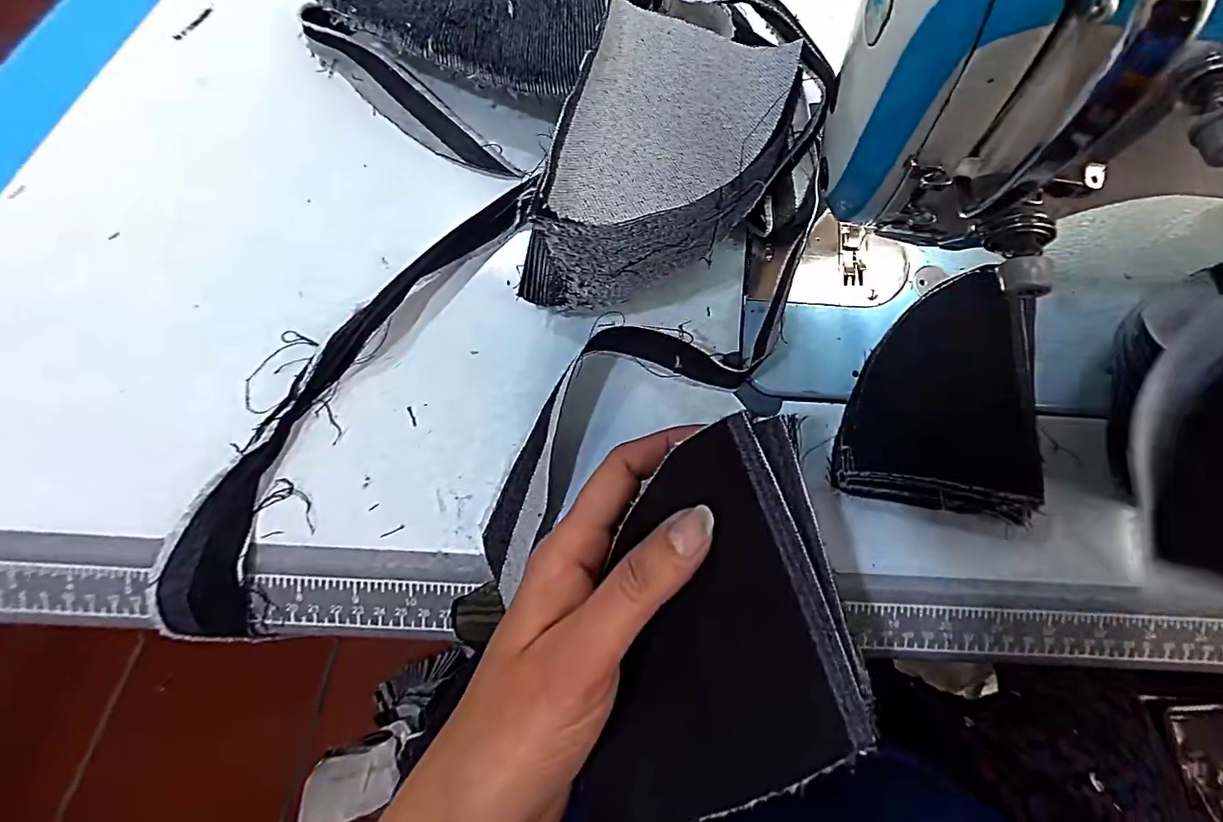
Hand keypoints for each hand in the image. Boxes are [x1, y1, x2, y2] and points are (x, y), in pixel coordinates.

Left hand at [386, 427, 713, 821]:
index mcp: (565, 555)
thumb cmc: (509, 736)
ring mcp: (596, 607)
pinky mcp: (612, 642)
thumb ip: (640, 582)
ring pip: (650, 546)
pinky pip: (657, 589)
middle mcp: (581, 571)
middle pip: (637, 502)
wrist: (484, 820)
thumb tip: (698, 517)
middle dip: (684, 479)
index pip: (618, 473)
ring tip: (738, 521)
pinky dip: (688, 574)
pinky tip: (715, 584)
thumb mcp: (581, 649)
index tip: (712, 438)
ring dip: (688, 528)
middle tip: (736, 476)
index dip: (663, 445)